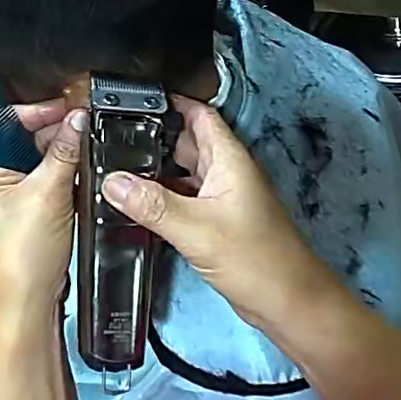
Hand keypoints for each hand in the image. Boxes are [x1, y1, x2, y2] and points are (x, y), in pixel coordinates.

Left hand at [0, 108, 86, 327]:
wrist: (26, 306)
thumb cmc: (19, 261)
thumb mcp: (48, 194)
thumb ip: (65, 151)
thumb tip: (77, 119)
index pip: (10, 122)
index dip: (42, 112)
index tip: (71, 108)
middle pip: (30, 139)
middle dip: (60, 134)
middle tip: (87, 131)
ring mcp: (13, 197)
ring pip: (44, 161)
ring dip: (67, 158)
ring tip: (87, 158)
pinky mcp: (31, 211)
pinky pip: (52, 182)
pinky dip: (69, 178)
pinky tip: (82, 182)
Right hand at [98, 96, 340, 331]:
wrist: (287, 300)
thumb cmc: (256, 258)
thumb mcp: (196, 228)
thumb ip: (153, 204)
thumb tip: (113, 182)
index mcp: (229, 159)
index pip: (199, 114)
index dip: (172, 102)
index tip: (135, 99)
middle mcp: (227, 171)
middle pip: (188, 141)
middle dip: (155, 136)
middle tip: (115, 137)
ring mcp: (223, 196)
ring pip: (186, 171)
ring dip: (159, 169)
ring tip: (120, 167)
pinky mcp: (219, 219)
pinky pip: (187, 196)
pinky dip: (166, 195)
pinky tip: (141, 203)